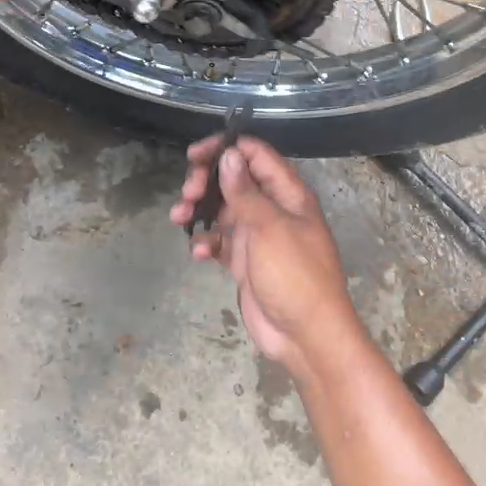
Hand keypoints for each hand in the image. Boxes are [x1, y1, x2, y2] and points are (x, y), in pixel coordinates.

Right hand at [171, 136, 364, 376]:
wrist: (306, 337)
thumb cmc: (294, 275)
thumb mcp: (268, 227)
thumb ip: (245, 191)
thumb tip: (229, 154)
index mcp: (287, 194)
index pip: (255, 154)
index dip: (226, 148)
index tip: (195, 154)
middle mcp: (272, 208)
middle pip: (233, 179)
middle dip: (205, 181)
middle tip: (187, 193)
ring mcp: (257, 235)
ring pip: (221, 209)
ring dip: (197, 209)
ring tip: (179, 217)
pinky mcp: (244, 261)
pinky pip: (219, 241)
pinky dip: (206, 242)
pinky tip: (200, 253)